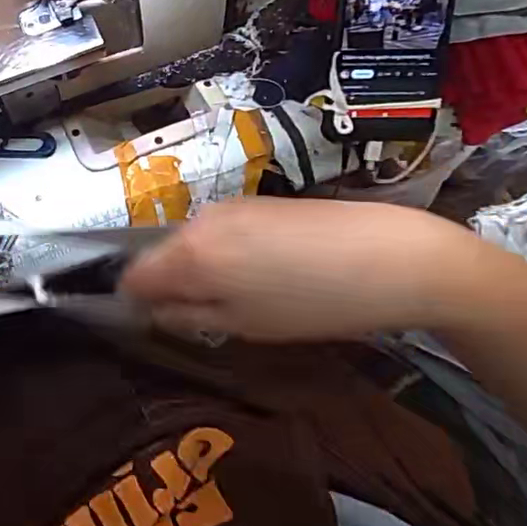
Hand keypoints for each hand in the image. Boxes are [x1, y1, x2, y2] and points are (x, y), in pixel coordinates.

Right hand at [119, 197, 504, 340]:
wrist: (394, 255)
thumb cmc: (316, 303)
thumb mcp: (246, 325)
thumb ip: (188, 316)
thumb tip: (152, 310)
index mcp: (189, 254)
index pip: (132, 275)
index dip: (135, 301)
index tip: (158, 321)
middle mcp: (199, 221)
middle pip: (159, 255)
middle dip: (170, 284)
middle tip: (208, 316)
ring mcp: (228, 206)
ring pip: (189, 242)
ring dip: (199, 268)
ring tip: (245, 294)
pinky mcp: (256, 200)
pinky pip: (218, 230)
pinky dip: (224, 252)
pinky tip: (267, 269)